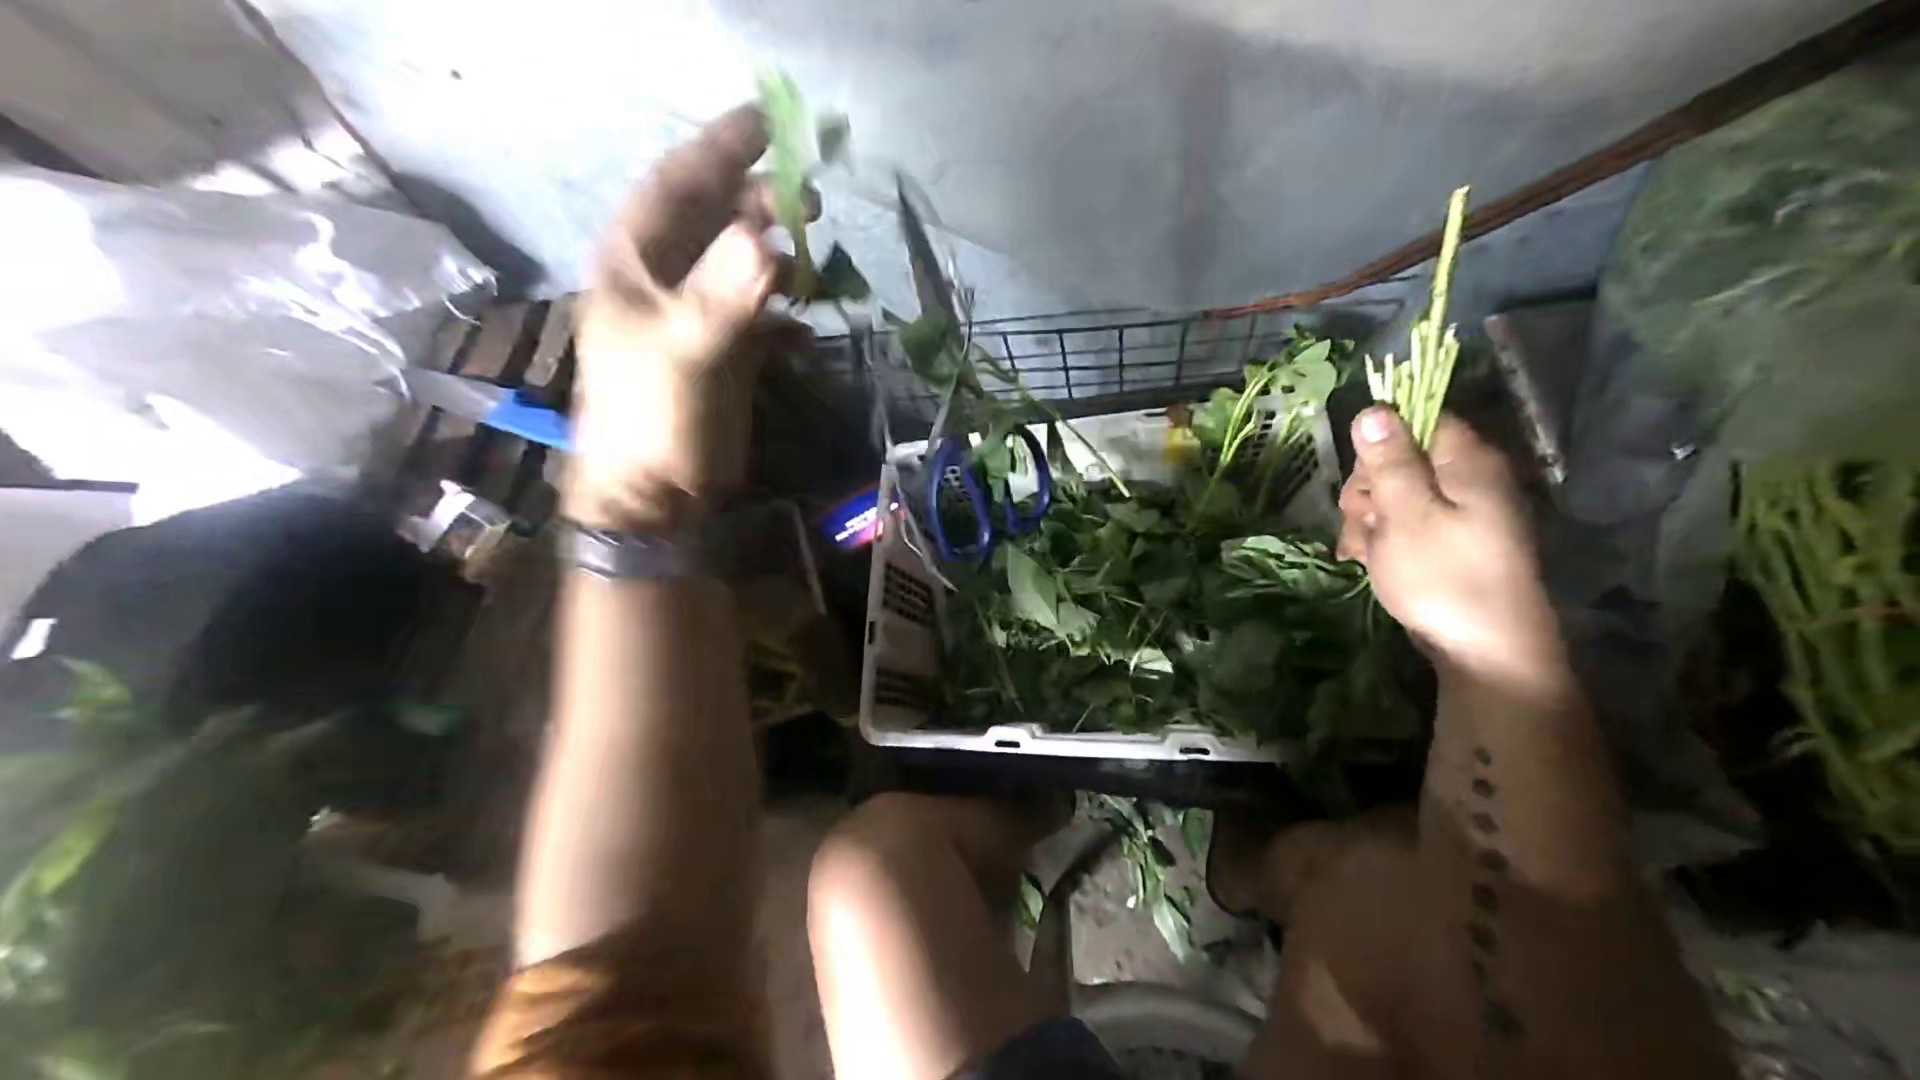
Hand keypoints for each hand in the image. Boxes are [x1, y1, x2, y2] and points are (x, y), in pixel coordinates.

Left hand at [564, 104, 810, 532]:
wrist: (656, 496)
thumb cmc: (655, 419)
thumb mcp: (685, 350)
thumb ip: (726, 291)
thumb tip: (769, 237)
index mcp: (636, 262)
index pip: (680, 183)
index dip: (722, 148)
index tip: (769, 121)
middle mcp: (666, 280)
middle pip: (718, 220)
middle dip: (764, 206)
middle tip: (812, 205)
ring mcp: (698, 317)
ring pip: (745, 267)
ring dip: (782, 261)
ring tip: (818, 264)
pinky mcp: (726, 353)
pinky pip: (763, 319)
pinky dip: (788, 320)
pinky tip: (808, 334)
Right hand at [1338, 407, 1561, 686]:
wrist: (1483, 649)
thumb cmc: (1443, 576)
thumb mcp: (1405, 514)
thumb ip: (1388, 461)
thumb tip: (1372, 408)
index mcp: (1466, 462)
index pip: (1416, 420)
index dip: (1380, 443)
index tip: (1365, 477)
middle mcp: (1464, 480)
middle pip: (1395, 460)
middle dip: (1367, 491)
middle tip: (1366, 522)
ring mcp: (1455, 513)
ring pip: (1388, 496)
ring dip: (1365, 521)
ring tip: (1367, 552)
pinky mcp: (1442, 541)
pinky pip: (1398, 525)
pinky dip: (1378, 541)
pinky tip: (1370, 562)